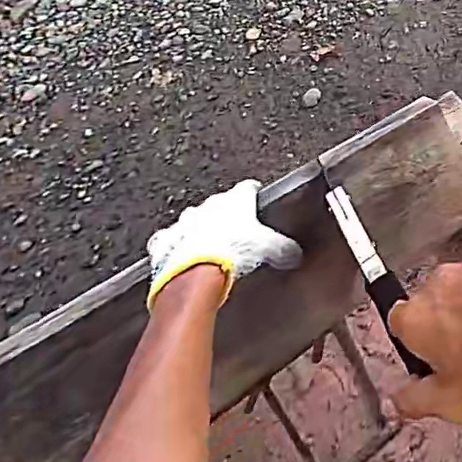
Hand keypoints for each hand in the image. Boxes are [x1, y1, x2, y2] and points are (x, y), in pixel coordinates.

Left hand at [146, 179, 301, 307]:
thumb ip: (284, 248)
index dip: (253, 194)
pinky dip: (174, 247)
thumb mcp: (270, 249)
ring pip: (193, 219)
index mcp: (235, 199)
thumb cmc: (231, 253)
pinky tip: (180, 258)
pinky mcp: (166, 242)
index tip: (256, 200)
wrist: (194, 274)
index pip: (248, 188)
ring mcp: (185, 222)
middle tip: (234, 232)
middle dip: (225, 215)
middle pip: (219, 204)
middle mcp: (209, 205)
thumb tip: (295, 254)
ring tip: (208, 247)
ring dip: (199, 229)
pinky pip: (169, 241)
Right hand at [389, 258, 461, 423]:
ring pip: (460, 295)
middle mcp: (437, 285)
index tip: (431, 366)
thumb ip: (413, 402)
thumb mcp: (451, 405)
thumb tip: (400, 401)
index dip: (414, 348)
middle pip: (430, 308)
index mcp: (415, 317)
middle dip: (443, 331)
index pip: (397, 326)